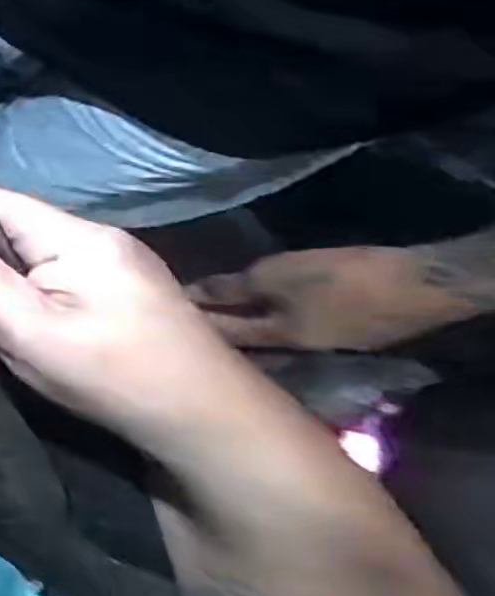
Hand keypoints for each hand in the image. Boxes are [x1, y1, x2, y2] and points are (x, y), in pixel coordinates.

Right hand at [0, 188, 250, 445]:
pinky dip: (16, 322)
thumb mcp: (23, 326)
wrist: (213, 437)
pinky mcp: (108, 299)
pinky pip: (41, 295)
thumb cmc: (111, 375)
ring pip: (14, 276)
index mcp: (74, 238)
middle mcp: (89, 243)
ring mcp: (102, 272)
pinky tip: (2, 358)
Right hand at [187, 247, 476, 350]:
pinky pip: (281, 285)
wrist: (425, 280)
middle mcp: (260, 267)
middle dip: (214, 305)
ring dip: (246, 304)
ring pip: (255, 287)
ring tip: (247, 325)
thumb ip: (245, 331)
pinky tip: (287, 314)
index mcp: (247, 280)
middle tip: (206, 327)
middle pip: (226, 288)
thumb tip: (200, 331)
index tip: (170, 319)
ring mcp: (292, 263)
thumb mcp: (298, 332)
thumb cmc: (353, 311)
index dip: (184, 304)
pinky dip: (274, 300)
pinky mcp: (321, 266)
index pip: (201, 291)